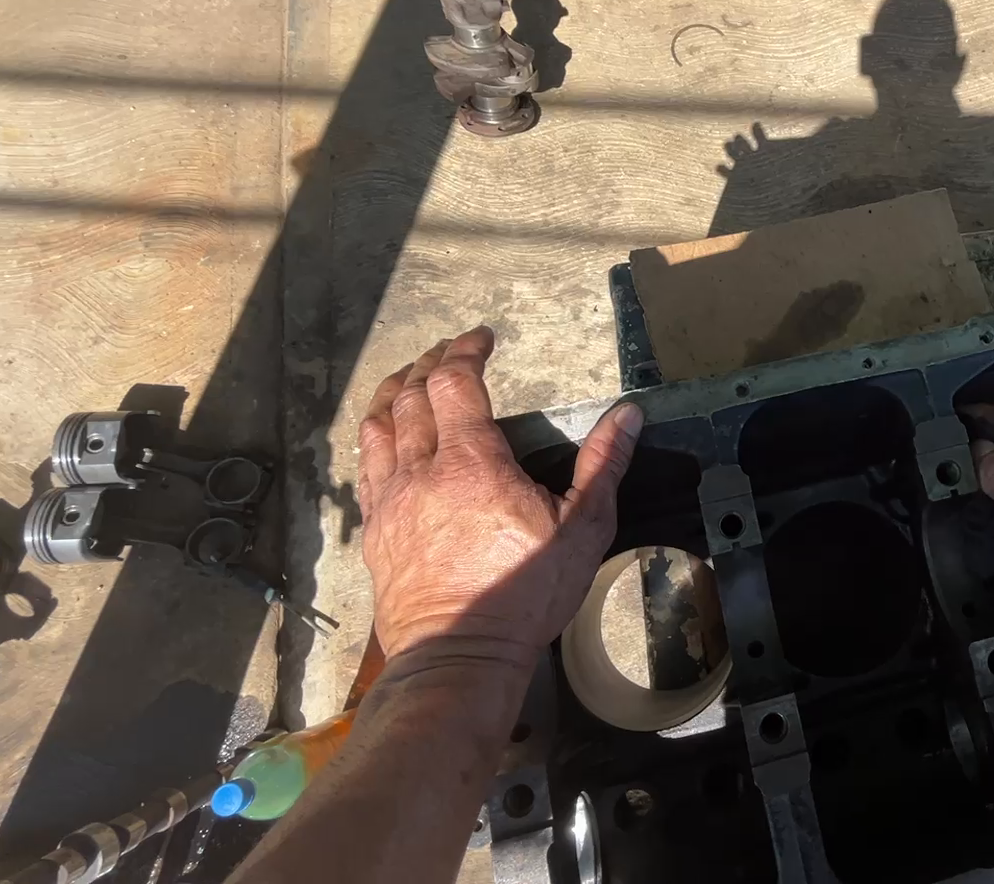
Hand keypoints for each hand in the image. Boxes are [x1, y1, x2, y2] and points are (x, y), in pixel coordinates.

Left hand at [357, 327, 643, 669]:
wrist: (459, 655)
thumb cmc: (526, 589)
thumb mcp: (583, 527)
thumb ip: (603, 464)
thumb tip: (628, 413)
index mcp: (473, 461)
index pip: (457, 383)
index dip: (466, 350)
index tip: (483, 337)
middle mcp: (422, 468)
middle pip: (414, 395)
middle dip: (432, 362)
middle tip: (450, 349)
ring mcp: (390, 498)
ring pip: (379, 425)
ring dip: (395, 390)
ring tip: (411, 376)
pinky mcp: (375, 527)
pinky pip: (365, 464)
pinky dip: (374, 433)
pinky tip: (384, 433)